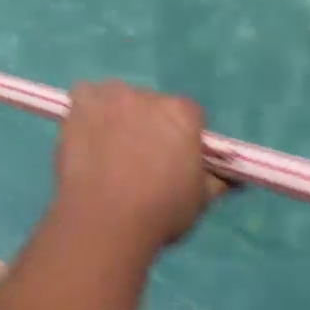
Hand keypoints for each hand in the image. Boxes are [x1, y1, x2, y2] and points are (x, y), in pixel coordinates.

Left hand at [52, 81, 227, 254]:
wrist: (105, 214)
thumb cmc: (161, 209)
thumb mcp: (202, 197)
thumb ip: (217, 178)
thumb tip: (231, 175)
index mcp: (181, 114)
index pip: (189, 113)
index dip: (184, 133)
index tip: (177, 154)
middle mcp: (145, 96)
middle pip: (151, 103)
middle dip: (150, 122)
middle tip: (141, 153)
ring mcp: (108, 96)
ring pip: (117, 97)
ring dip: (118, 112)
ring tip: (111, 145)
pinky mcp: (78, 101)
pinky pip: (85, 94)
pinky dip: (88, 107)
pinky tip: (88, 131)